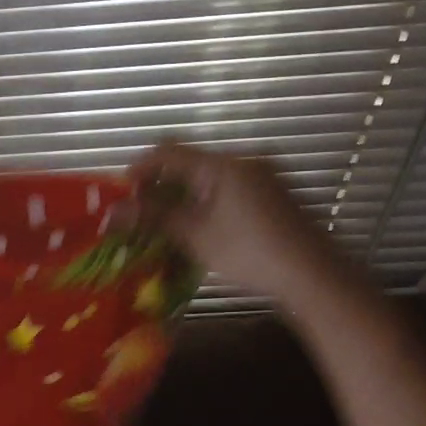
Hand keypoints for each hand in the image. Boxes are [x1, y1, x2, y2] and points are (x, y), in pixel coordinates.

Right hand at [129, 142, 340, 298]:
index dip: (139, 170)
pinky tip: (201, 229)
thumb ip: (154, 217)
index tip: (121, 196)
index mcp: (223, 164)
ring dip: (182, 195)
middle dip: (159, 186)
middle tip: (140, 216)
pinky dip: (206, 201)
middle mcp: (244, 159)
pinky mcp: (274, 190)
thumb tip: (113, 211)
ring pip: (208, 175)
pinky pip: (228, 186)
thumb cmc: (250, 254)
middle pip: (188, 162)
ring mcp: (263, 173)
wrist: (312, 273)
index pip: (168, 151)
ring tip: (166, 227)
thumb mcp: (195, 236)